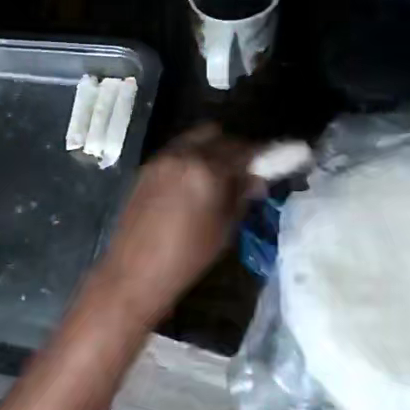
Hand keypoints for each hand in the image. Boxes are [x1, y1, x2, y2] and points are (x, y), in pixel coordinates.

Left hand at [91, 125, 256, 322]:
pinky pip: (177, 151)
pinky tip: (196, 181)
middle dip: (235, 148)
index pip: (243, 150)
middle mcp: (183, 155)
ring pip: (195, 139)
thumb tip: (256, 179)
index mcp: (206, 170)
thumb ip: (241, 196)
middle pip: (218, 136)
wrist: (134, 273)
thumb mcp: (224, 229)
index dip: (263, 153)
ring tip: (221, 174)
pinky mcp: (146, 168)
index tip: (275, 158)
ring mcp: (161, 159)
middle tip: (246, 169)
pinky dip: (192, 156)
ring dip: (212, 148)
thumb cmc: (187, 258)